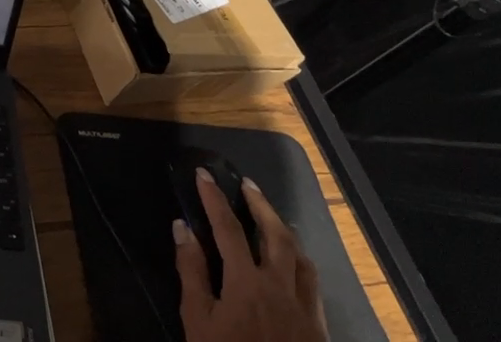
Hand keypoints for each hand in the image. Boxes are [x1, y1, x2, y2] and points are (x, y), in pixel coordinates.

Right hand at [174, 169, 327, 341]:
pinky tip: (293, 261)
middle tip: (247, 185)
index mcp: (246, 282)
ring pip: (300, 256)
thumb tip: (182, 227)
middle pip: (276, 235)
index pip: (228, 229)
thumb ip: (192, 271)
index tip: (204, 175)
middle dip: (260, 205)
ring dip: (284, 230)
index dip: (214, 199)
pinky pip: (312, 281)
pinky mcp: (318, 325)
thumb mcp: (198, 319)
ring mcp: (304, 306)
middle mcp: (280, 286)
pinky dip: (300, 260)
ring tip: (272, 217)